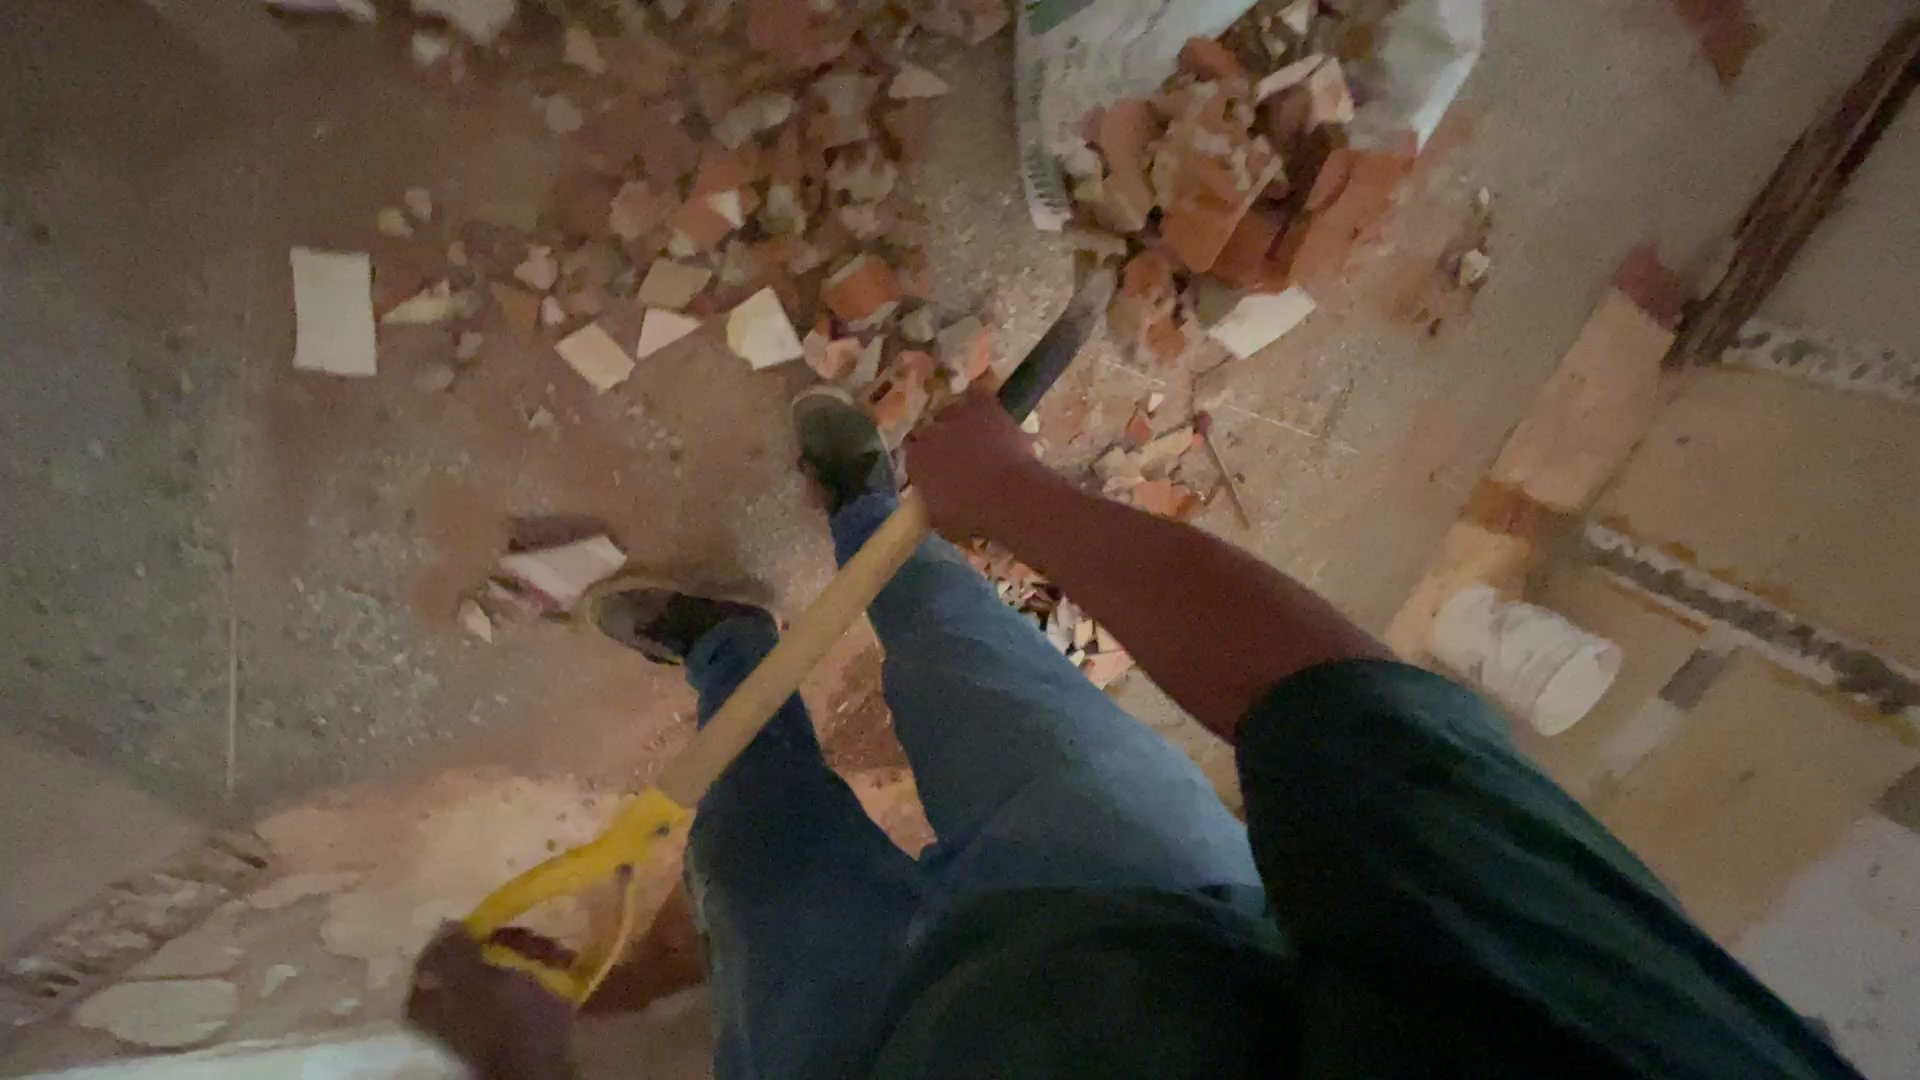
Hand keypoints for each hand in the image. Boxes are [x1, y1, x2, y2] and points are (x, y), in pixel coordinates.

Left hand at [407, 924, 576, 1079]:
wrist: (539, 1063)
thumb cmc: (509, 1017)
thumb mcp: (480, 979)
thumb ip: (455, 953)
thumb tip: (445, 923)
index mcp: (427, 997)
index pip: (445, 945)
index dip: (477, 930)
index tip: (506, 927)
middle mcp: (443, 1005)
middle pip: (476, 952)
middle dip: (513, 942)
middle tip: (538, 944)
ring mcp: (474, 1013)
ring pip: (502, 963)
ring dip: (533, 953)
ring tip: (556, 956)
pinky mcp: (502, 1018)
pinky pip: (517, 981)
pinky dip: (539, 971)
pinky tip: (559, 968)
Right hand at [905, 387, 1048, 540]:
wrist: (1009, 497)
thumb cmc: (973, 517)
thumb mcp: (943, 523)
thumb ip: (934, 506)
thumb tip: (937, 504)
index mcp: (916, 461)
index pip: (914, 457)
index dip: (928, 466)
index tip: (940, 477)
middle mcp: (930, 433)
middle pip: (932, 433)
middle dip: (944, 444)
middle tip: (961, 460)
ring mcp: (957, 416)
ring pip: (953, 413)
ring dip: (962, 425)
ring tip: (978, 440)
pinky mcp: (983, 406)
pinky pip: (977, 396)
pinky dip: (981, 404)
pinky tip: (989, 415)